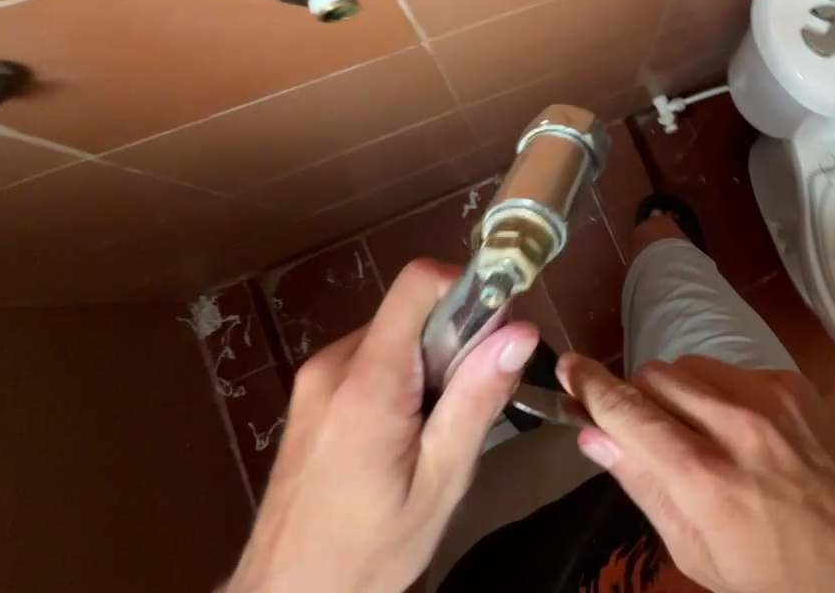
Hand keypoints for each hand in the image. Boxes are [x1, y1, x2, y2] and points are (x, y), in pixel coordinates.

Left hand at [226, 260, 536, 592]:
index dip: (466, 286)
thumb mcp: (440, 481)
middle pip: (413, 312)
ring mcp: (316, 378)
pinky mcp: (311, 394)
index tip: (497, 328)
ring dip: (431, 362)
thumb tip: (522, 330)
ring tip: (437, 429)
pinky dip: (404, 377)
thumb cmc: (369, 551)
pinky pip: (374, 358)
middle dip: (455, 340)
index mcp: (367, 381)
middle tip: (472, 400)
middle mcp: (334, 364)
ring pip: (397, 335)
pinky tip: (406, 434)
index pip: (418, 283)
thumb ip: (477, 399)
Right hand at [558, 354, 834, 592]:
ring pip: (692, 364)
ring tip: (695, 431)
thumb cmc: (772, 575)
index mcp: (704, 479)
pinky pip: (734, 369)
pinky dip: (721, 392)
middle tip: (642, 427)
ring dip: (678, 390)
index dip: (591, 386)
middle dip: (638, 396)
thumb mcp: (696, 552)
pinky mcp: (794, 384)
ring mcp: (770, 397)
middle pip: (657, 374)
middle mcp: (736, 424)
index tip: (568, 367)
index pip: (630, 412)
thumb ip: (642, 485)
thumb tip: (592, 436)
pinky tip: (740, 429)